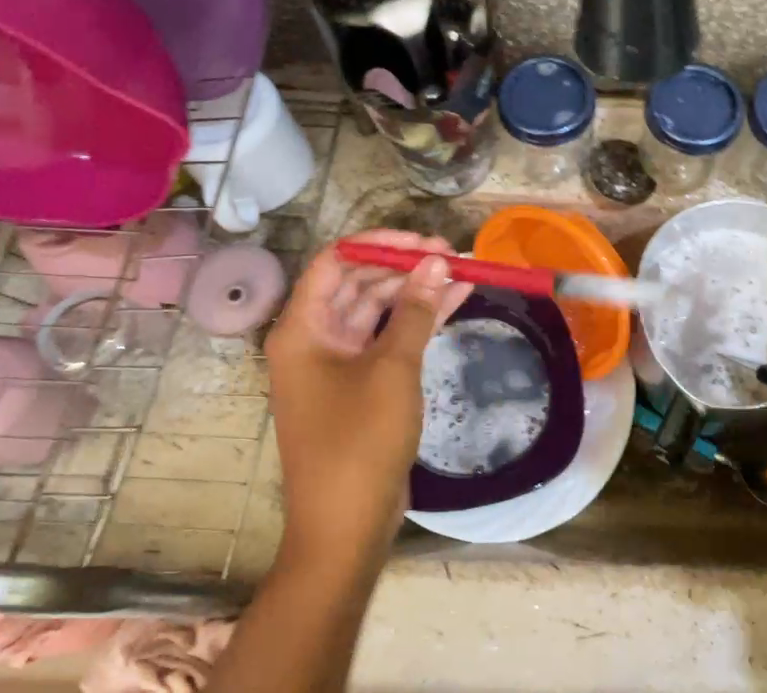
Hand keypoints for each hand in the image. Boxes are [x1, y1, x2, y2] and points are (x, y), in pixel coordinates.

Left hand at [262, 230, 472, 569]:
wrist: (346, 526)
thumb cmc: (359, 441)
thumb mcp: (393, 369)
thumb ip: (416, 311)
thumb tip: (437, 261)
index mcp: (302, 328)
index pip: (336, 261)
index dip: (379, 244)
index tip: (425, 241)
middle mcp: (313, 339)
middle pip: (358, 283)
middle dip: (405, 266)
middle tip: (453, 256)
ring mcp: (336, 364)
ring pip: (378, 310)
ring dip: (417, 292)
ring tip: (464, 272)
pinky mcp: (359, 386)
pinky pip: (387, 339)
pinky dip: (418, 322)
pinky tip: (457, 302)